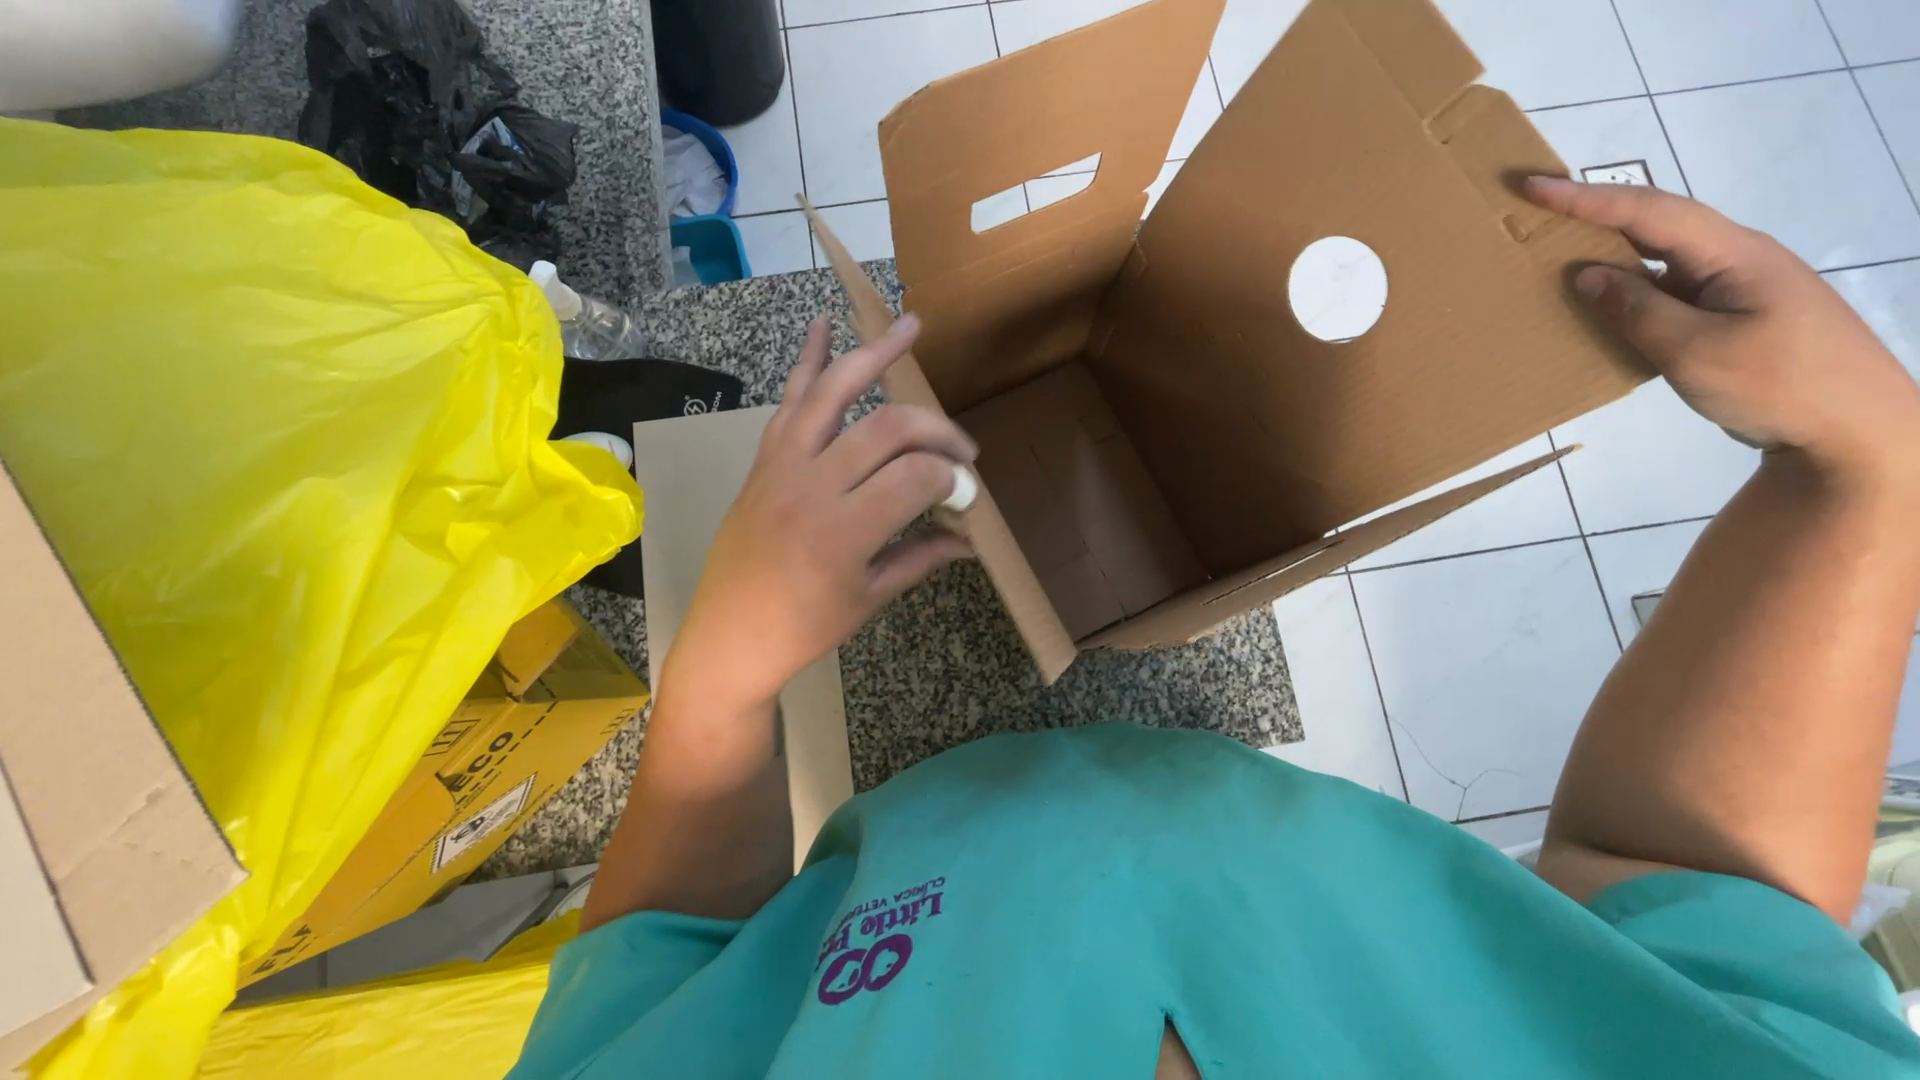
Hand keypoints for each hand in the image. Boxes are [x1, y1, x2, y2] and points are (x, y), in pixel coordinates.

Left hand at [663, 314, 975, 709]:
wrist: (728, 635)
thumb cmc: (803, 628)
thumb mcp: (869, 598)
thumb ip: (921, 557)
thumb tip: (969, 537)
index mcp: (843, 533)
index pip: (917, 478)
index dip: (954, 480)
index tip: (966, 495)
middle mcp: (812, 486)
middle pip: (889, 428)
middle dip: (937, 429)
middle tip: (962, 448)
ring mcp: (782, 465)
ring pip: (835, 391)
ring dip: (875, 354)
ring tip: (910, 327)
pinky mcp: (764, 459)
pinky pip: (790, 401)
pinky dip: (807, 360)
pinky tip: (823, 326)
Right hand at [1524, 176, 1919, 486]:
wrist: (1854, 429)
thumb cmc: (1778, 383)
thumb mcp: (1696, 349)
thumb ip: (1637, 310)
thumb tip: (1587, 275)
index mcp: (1732, 254)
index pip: (1648, 211)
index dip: (1585, 198)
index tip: (1532, 187)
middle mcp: (1735, 258)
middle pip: (1656, 222)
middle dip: (1595, 212)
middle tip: (1537, 212)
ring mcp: (1736, 287)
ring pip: (1661, 257)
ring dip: (1609, 251)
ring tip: (1556, 255)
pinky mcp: (1732, 316)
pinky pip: (1668, 289)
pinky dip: (1627, 289)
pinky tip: (1602, 305)